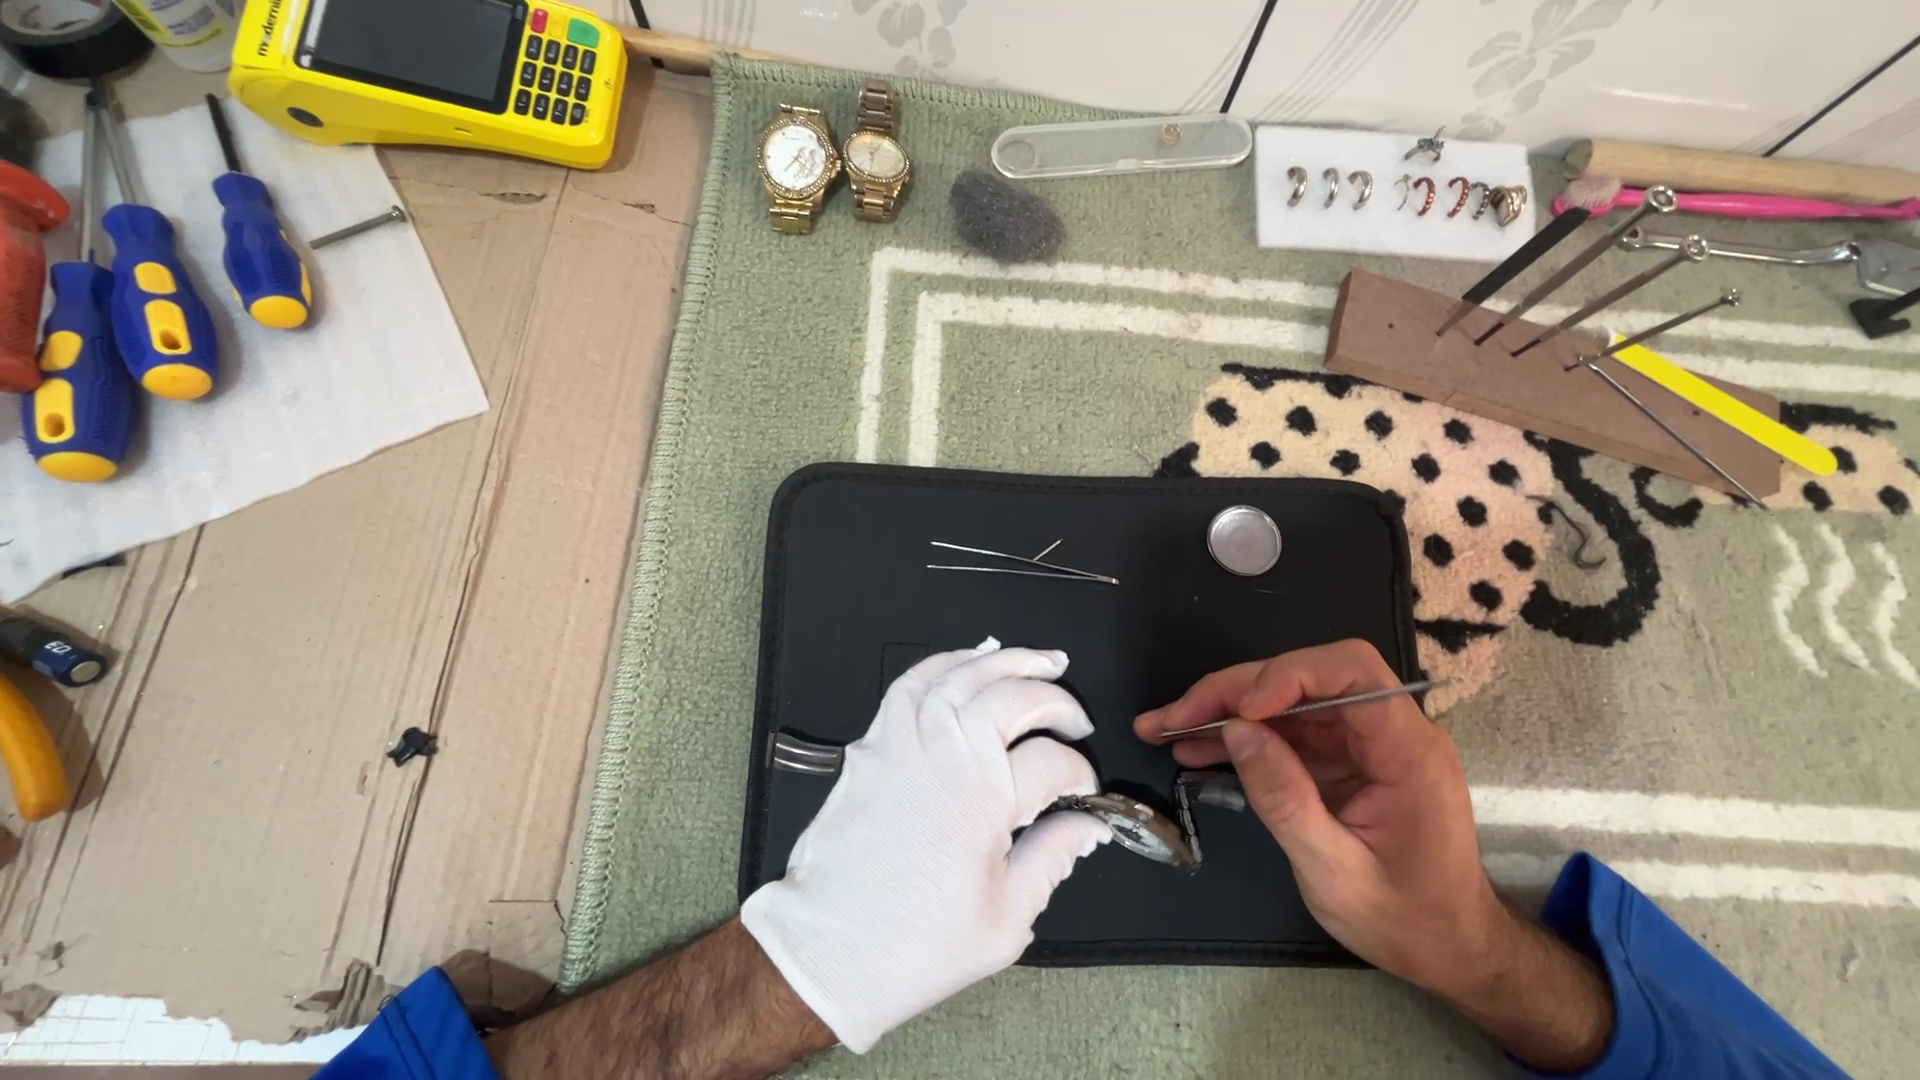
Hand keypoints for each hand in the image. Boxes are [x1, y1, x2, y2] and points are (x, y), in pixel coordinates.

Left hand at [741, 641, 1110, 1052]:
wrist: (831, 951)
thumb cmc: (913, 946)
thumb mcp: (1005, 920)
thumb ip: (1054, 859)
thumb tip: (1088, 826)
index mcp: (983, 805)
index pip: (1053, 762)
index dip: (1081, 773)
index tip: (1086, 791)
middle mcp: (944, 760)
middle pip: (1011, 698)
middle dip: (1056, 698)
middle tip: (1076, 717)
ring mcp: (903, 746)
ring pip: (961, 676)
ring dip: (1006, 661)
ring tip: (1038, 660)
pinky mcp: (873, 747)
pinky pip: (908, 685)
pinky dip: (944, 664)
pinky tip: (969, 662)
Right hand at [1133, 640, 1502, 995]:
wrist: (1444, 949)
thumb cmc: (1404, 919)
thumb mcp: (1335, 872)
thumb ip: (1285, 799)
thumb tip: (1235, 731)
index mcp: (1407, 750)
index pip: (1351, 671)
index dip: (1289, 675)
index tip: (1242, 711)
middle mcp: (1385, 731)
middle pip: (1302, 679)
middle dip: (1231, 693)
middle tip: (1171, 719)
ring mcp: (1358, 743)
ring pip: (1282, 701)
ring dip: (1220, 712)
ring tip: (1163, 729)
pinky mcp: (1337, 758)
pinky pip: (1281, 732)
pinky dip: (1235, 738)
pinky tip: (1192, 748)